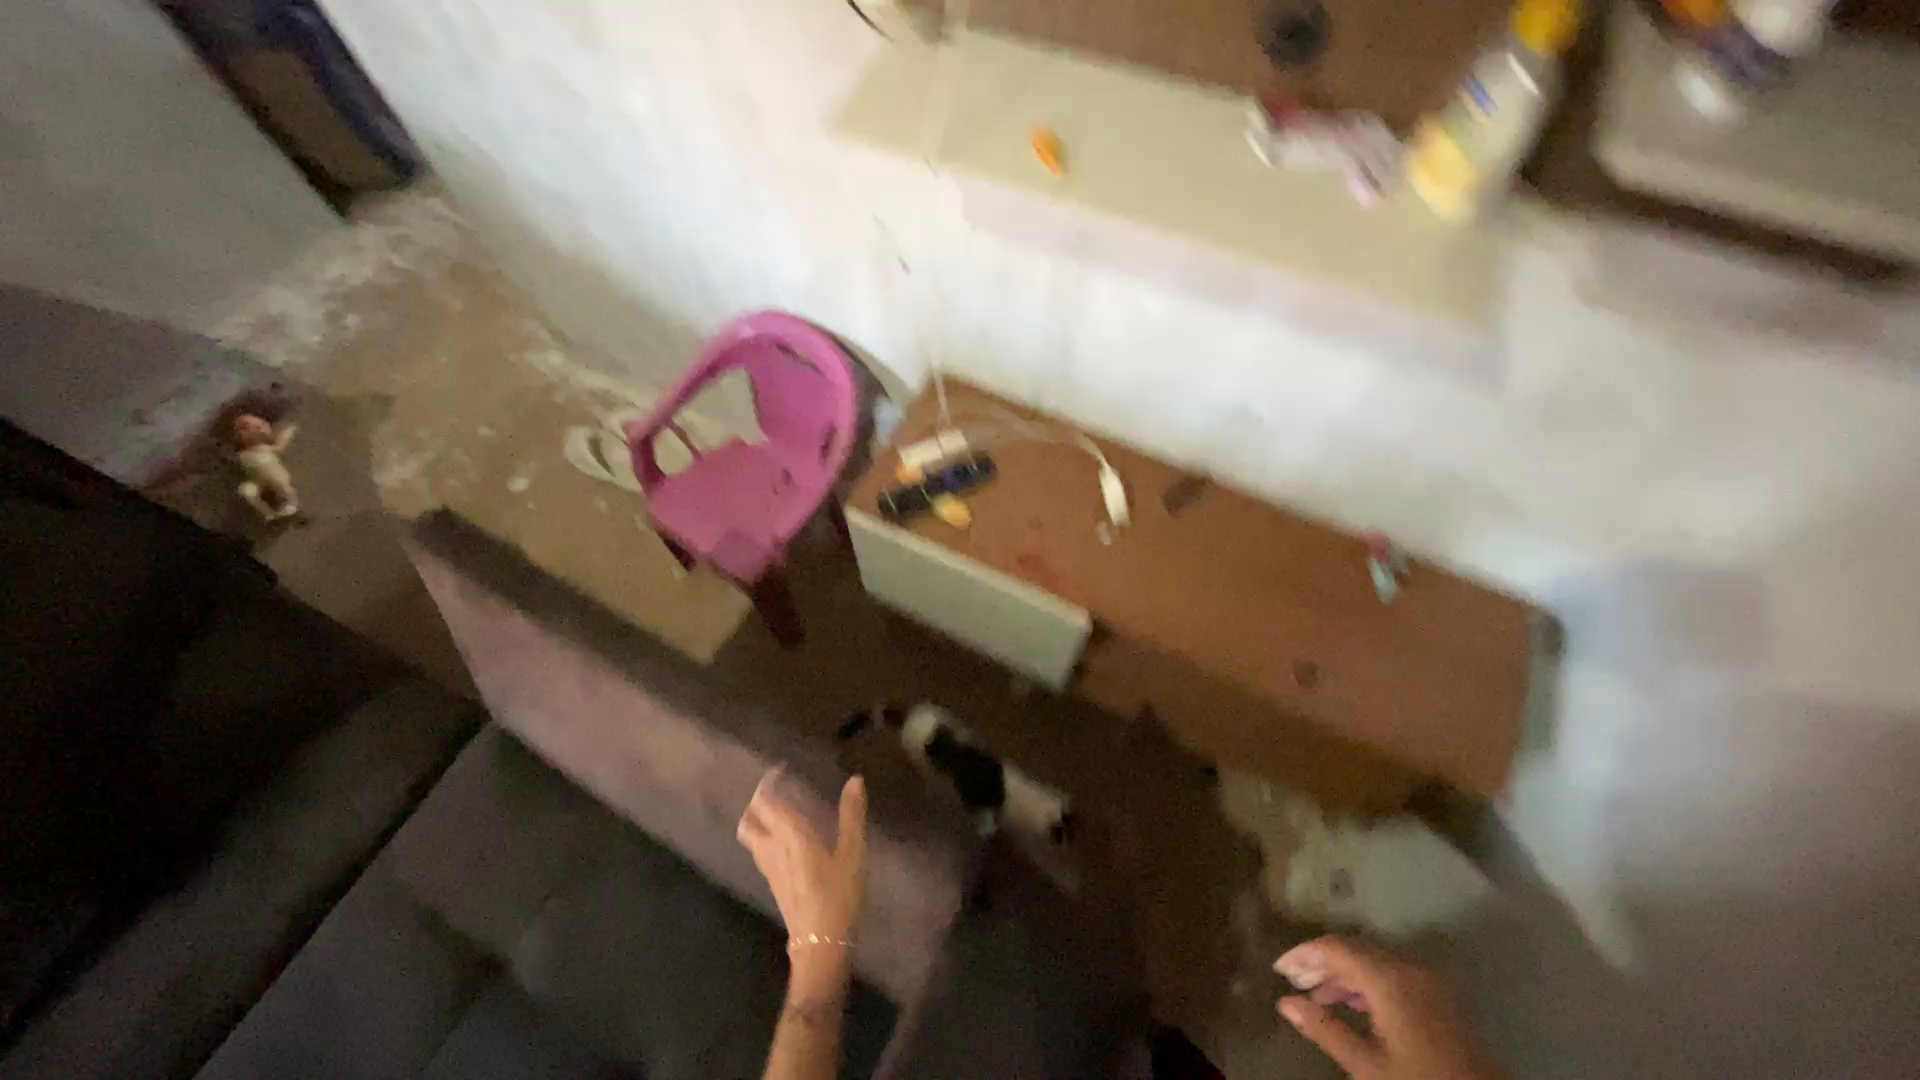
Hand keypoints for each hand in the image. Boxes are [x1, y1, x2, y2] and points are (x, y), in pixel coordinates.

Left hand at [737, 770, 868, 971]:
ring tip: (778, 810)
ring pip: (750, 836)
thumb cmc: (838, 896)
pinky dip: (765, 835)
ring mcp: (768, 868)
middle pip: (750, 818)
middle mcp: (772, 848)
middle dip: (758, 799)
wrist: (820, 945)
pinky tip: (785, 840)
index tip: (782, 770)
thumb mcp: (853, 853)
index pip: (766, 800)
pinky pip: (759, 850)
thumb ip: (852, 816)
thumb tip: (855, 780)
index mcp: (789, 835)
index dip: (769, 782)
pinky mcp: (773, 883)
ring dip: (757, 818)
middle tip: (777, 788)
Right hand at [1274, 936, 1498, 1079]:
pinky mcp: (1439, 998)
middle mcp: (1409, 970)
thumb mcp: (1367, 1067)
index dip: (1303, 953)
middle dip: (1321, 962)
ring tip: (1317, 996)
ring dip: (1343, 973)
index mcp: (1389, 980)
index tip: (1279, 969)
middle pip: (1354, 949)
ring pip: (1374, 961)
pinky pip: (1393, 975)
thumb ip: (1324, 1029)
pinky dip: (1367, 983)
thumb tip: (1285, 1003)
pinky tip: (1353, 1005)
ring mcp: (1428, 983)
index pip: (1335, 948)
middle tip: (1293, 981)